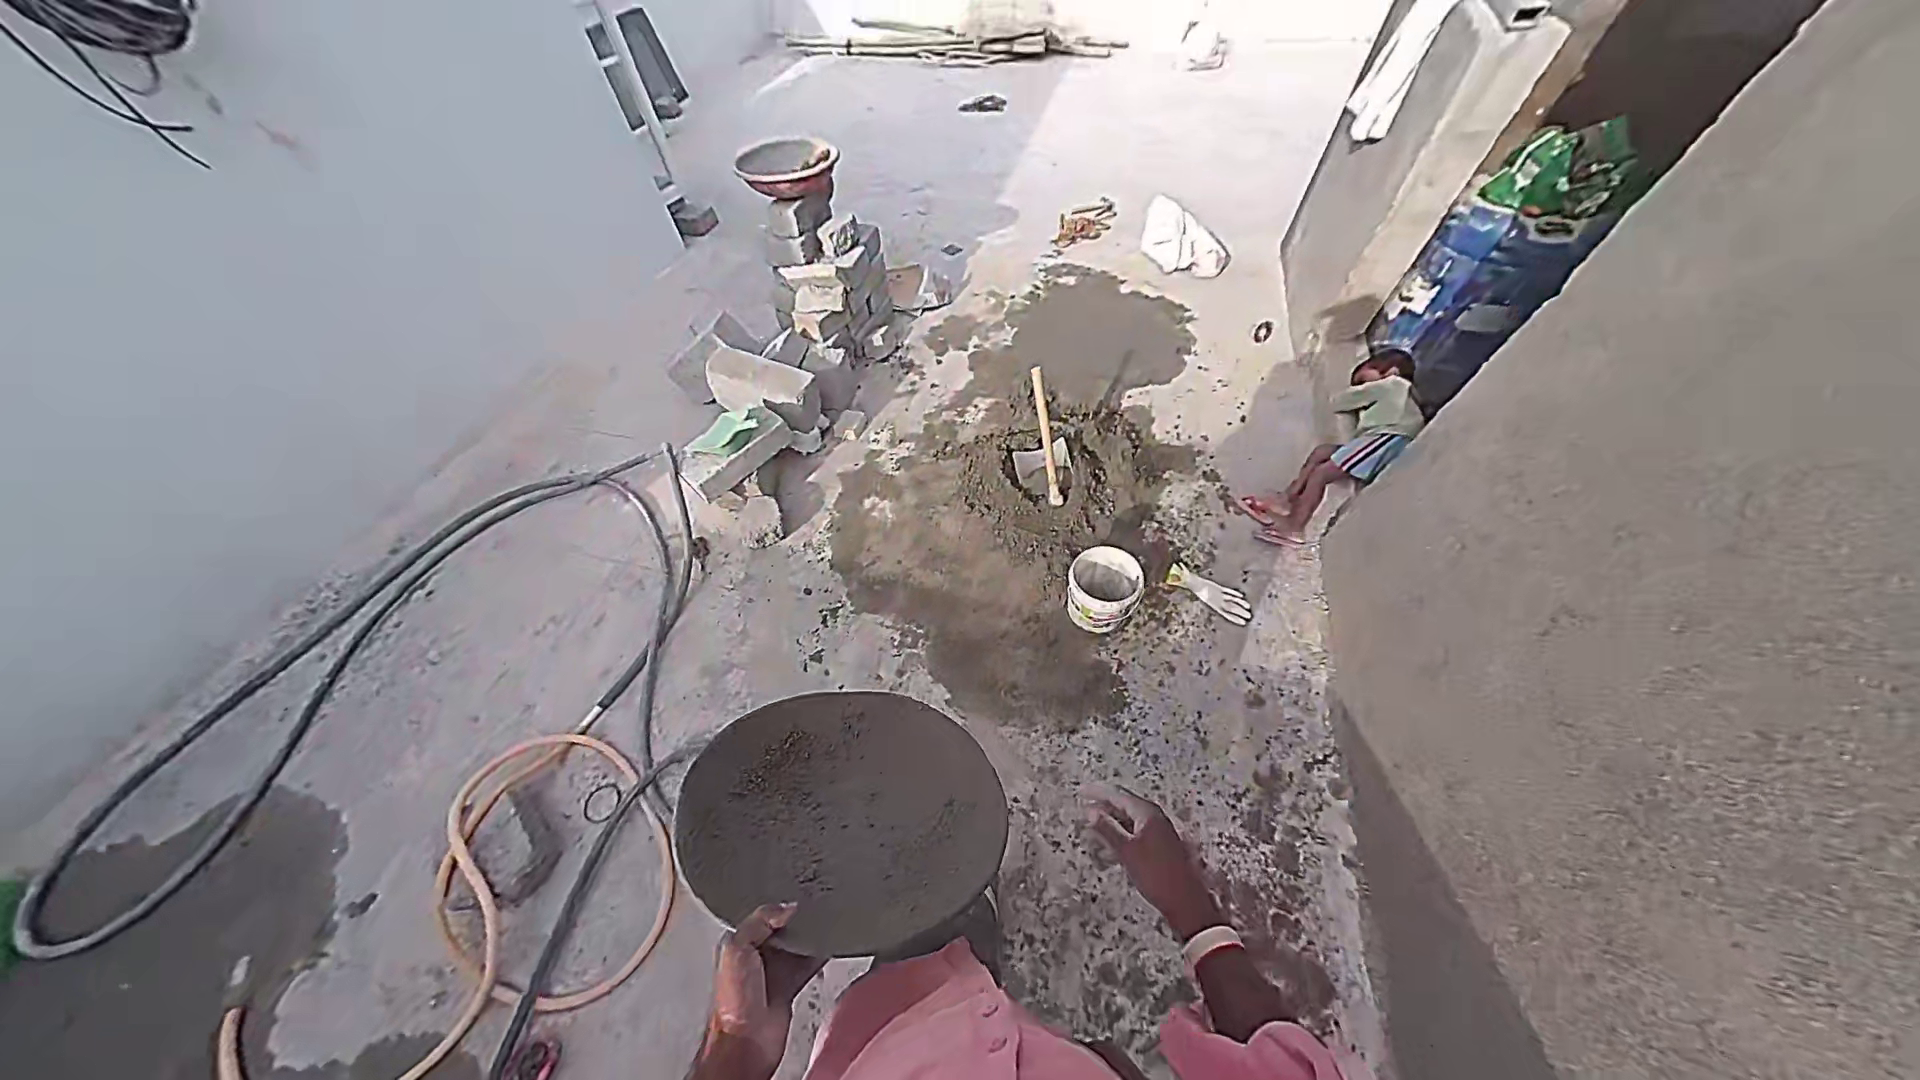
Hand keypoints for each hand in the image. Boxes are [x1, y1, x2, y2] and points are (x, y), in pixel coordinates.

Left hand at [697, 903, 827, 1079]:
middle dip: (798, 915)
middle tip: (815, 904)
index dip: (779, 901)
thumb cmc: (732, 1004)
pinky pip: (811, 960)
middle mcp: (758, 952)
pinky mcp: (791, 983)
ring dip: (811, 932)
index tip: (797, 893)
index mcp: (741, 940)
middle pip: (785, 925)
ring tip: (826, 918)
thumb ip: (759, 921)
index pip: (764, 912)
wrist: (745, 1044)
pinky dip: (821, 951)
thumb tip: (786, 906)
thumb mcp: (737, 948)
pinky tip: (830, 942)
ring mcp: (776, 968)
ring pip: (799, 940)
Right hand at [1086, 787, 1223, 939]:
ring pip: (1129, 820)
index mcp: (1148, 813)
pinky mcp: (1161, 846)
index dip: (1097, 792)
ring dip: (1110, 823)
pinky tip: (1111, 845)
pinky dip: (1121, 835)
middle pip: (1124, 805)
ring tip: (1093, 827)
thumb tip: (1091, 811)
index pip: (1118, 794)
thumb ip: (1107, 828)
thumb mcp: (1126, 850)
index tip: (1081, 791)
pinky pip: (1135, 833)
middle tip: (1084, 807)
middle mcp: (1155, 818)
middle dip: (1103, 806)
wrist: (1186, 903)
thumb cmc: (1157, 875)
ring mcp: (1160, 832)